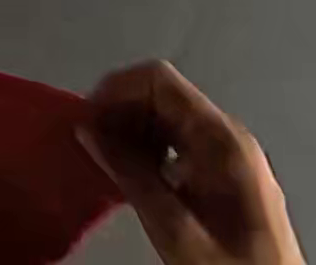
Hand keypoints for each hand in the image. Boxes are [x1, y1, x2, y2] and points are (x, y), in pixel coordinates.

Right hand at [80, 62, 304, 264]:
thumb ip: (130, 176)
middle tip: (91, 141)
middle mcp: (227, 136)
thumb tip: (87, 128)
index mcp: (222, 139)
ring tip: (106, 160)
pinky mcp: (222, 175)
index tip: (88, 118)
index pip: (159, 80)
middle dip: (120, 109)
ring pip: (164, 114)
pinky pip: (174, 139)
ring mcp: (228, 154)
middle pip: (160, 93)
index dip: (117, 89)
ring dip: (129, 128)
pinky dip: (146, 147)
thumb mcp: (177, 234)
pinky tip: (132, 176)